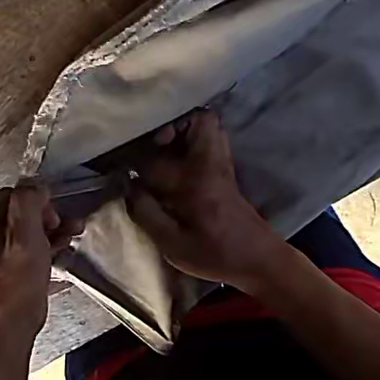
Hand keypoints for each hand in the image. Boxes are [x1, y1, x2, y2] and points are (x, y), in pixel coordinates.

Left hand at [0, 184, 79, 350]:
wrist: (7, 336)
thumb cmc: (11, 296)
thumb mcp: (23, 242)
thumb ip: (28, 206)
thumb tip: (33, 184)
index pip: (7, 196)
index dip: (34, 203)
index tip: (52, 217)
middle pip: (16, 212)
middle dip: (44, 217)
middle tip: (62, 227)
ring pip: (24, 230)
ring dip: (49, 230)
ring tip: (72, 232)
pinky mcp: (4, 268)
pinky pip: (25, 247)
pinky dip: (44, 245)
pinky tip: (62, 247)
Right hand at [125, 109, 284, 290]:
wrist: (259, 260)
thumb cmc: (215, 254)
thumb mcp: (173, 244)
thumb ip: (147, 213)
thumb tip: (130, 187)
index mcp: (193, 180)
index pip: (155, 159)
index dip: (134, 160)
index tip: (121, 169)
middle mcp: (210, 163)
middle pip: (197, 119)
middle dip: (169, 125)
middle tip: (150, 147)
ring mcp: (222, 163)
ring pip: (207, 124)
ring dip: (182, 129)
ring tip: (161, 150)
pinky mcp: (226, 170)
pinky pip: (211, 138)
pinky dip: (193, 139)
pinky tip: (175, 160)